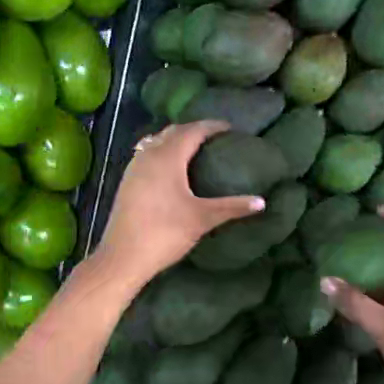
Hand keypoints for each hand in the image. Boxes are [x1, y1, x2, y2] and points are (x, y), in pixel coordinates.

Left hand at [91, 121, 263, 287]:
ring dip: (175, 140)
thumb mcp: (202, 218)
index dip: (212, 126)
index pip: (193, 130)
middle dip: (194, 130)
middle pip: (173, 132)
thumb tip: (261, 202)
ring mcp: (134, 168)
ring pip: (156, 142)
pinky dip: (162, 153)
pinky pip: (147, 155)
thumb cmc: (164, 233)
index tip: (230, 129)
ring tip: (195, 150)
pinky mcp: (126, 182)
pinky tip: (171, 169)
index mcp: (167, 157)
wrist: (122, 257)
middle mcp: (148, 155)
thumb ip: (232, 207)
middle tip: (215, 138)